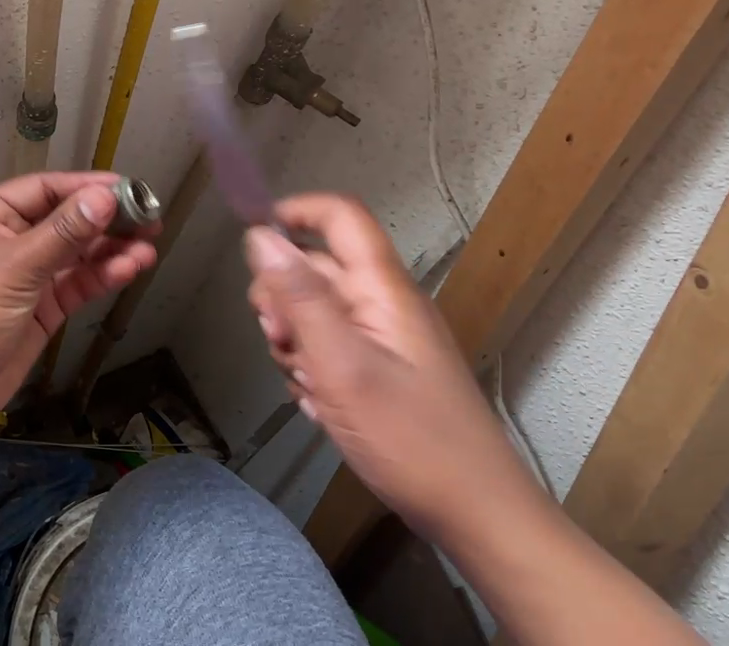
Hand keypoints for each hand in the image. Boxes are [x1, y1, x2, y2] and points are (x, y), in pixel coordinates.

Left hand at [0, 172, 157, 418]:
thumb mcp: (14, 267)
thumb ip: (63, 233)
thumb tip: (104, 197)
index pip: (44, 189)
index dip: (85, 187)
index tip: (128, 188)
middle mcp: (8, 238)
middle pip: (65, 219)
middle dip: (105, 219)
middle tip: (149, 218)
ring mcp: (26, 274)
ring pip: (76, 253)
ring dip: (110, 249)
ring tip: (149, 246)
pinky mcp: (41, 306)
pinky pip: (76, 282)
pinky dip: (102, 275)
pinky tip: (131, 268)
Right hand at [246, 193, 540, 545]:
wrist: (475, 515)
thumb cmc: (410, 439)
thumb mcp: (341, 365)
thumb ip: (299, 297)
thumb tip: (259, 235)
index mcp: (382, 289)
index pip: (339, 216)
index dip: (294, 213)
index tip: (253, 245)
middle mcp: (382, 304)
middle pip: (314, 268)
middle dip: (281, 300)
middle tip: (280, 342)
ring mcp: (381, 338)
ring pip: (312, 313)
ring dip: (293, 343)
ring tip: (307, 385)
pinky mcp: (378, 370)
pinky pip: (326, 350)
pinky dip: (311, 370)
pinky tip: (319, 405)